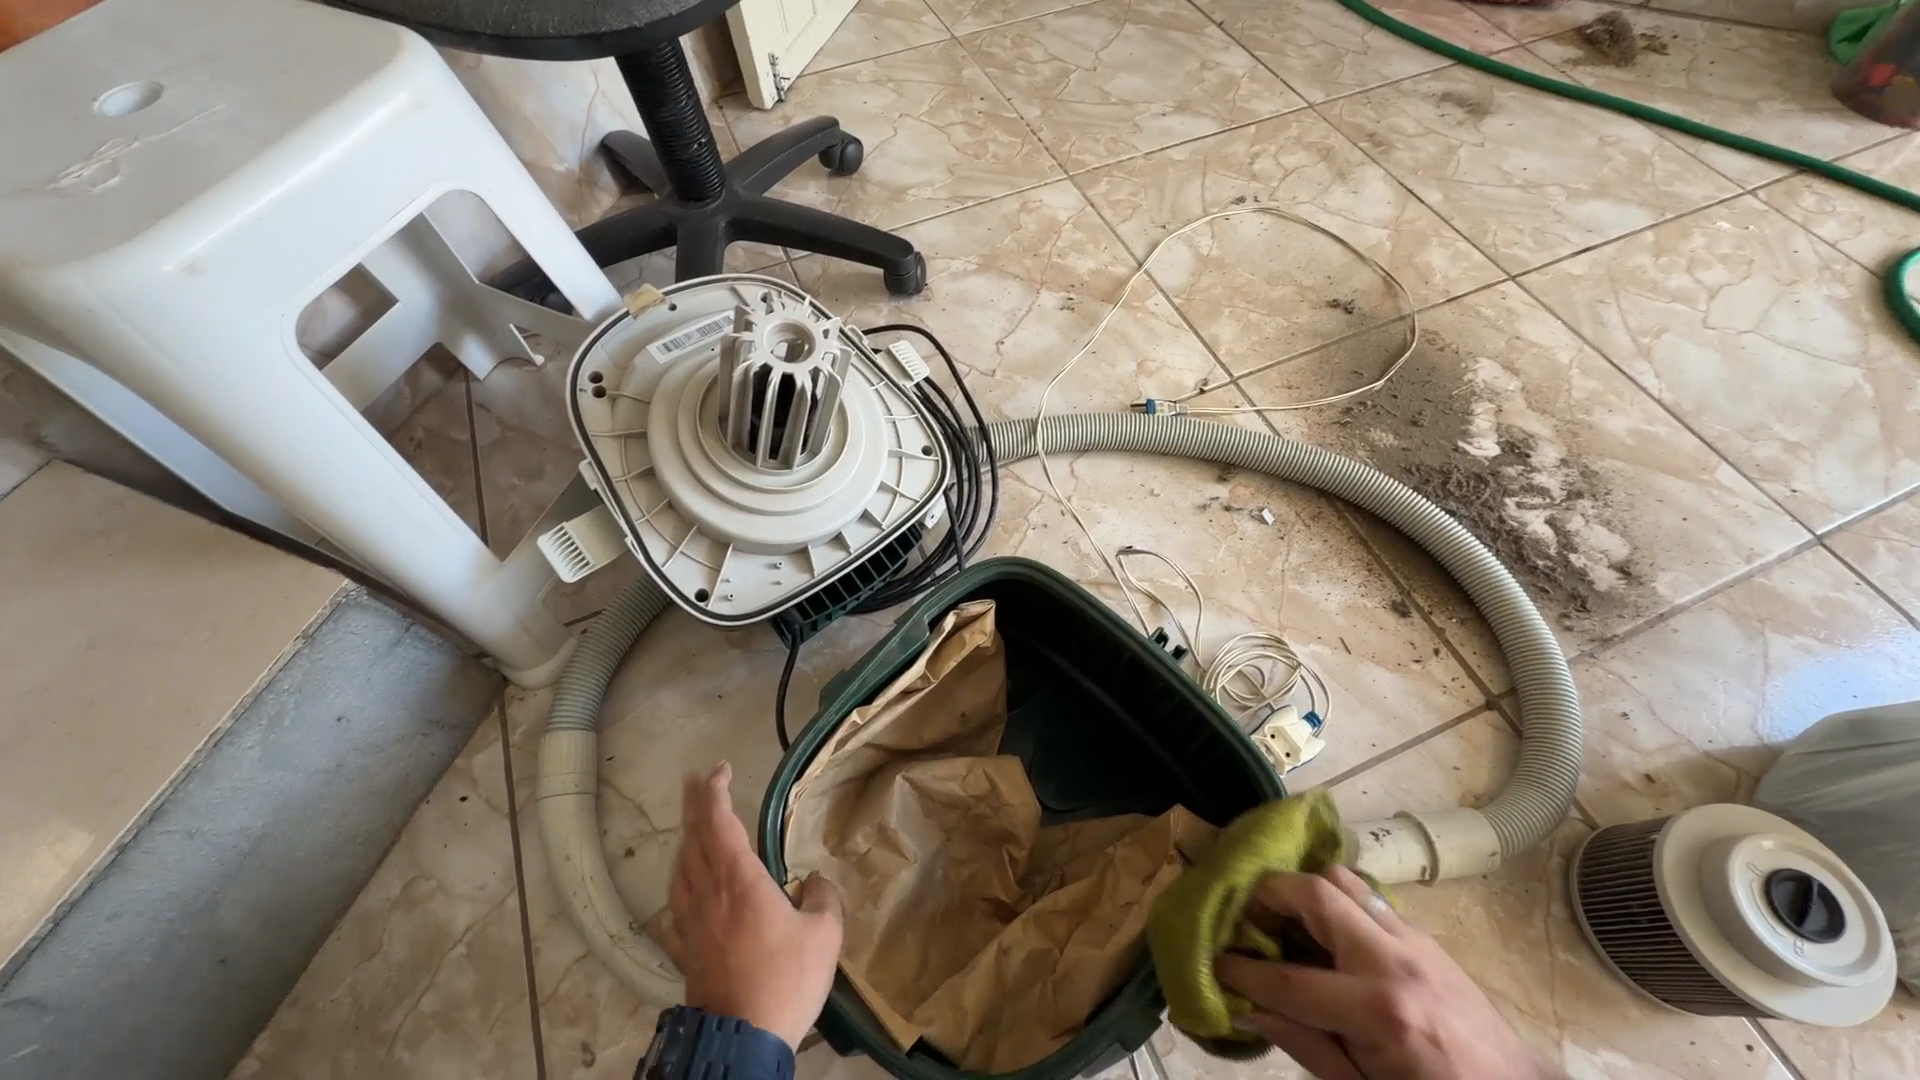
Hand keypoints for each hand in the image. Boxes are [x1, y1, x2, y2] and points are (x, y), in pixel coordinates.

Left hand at [666, 761, 843, 1048]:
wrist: (742, 1038)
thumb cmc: (785, 979)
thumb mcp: (824, 935)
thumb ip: (822, 898)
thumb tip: (812, 881)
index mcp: (740, 880)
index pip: (720, 823)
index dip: (717, 791)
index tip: (721, 768)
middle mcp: (709, 893)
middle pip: (694, 838)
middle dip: (694, 804)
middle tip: (694, 778)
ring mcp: (692, 922)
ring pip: (681, 867)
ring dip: (686, 838)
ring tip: (692, 824)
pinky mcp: (686, 949)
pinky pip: (676, 902)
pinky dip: (680, 880)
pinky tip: (682, 884)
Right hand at [1215, 865, 1541, 1079]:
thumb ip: (1306, 1046)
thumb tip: (1248, 1008)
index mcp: (1380, 1013)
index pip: (1290, 981)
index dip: (1243, 971)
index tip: (1214, 962)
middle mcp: (1396, 962)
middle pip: (1318, 895)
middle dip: (1270, 895)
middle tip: (1246, 914)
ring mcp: (1416, 942)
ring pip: (1346, 879)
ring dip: (1307, 888)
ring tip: (1285, 915)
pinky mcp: (1428, 938)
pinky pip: (1371, 898)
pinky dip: (1338, 901)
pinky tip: (1327, 930)